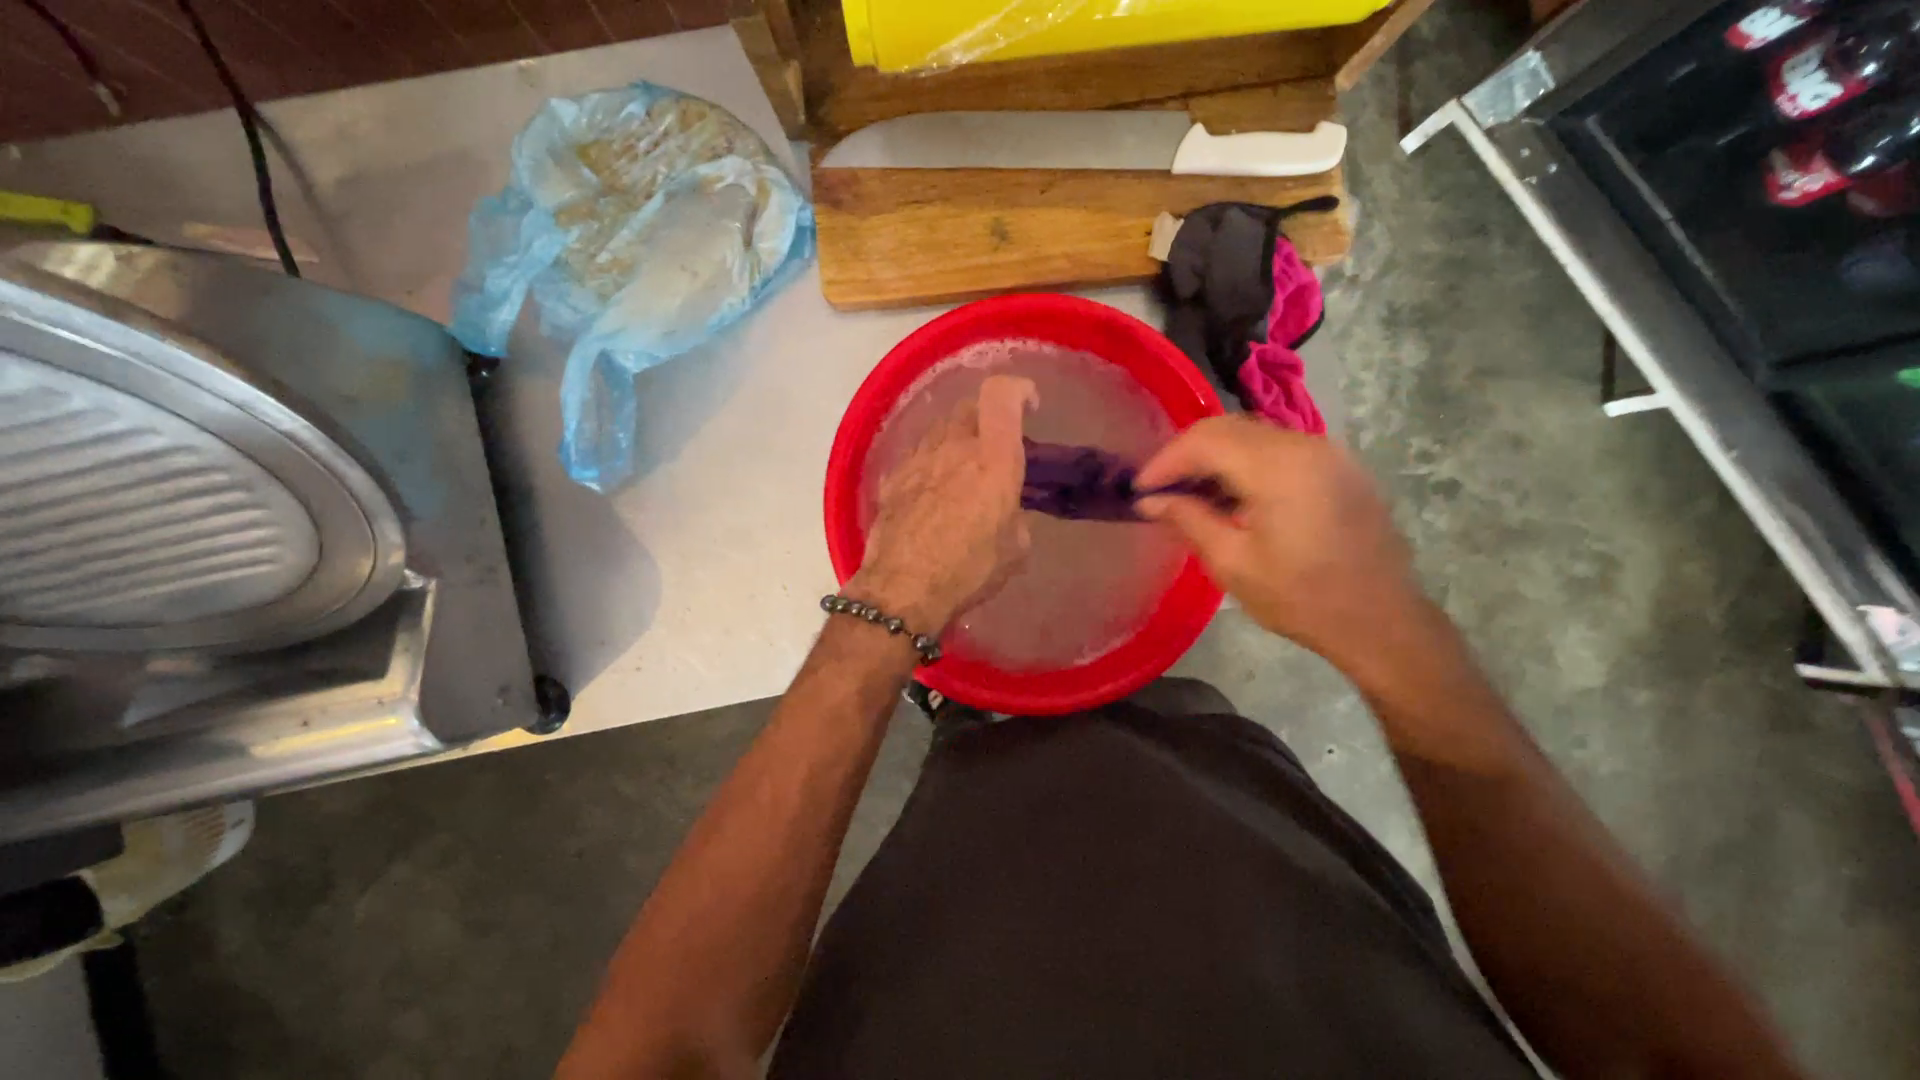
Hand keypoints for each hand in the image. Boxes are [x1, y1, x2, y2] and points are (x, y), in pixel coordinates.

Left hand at [849, 375, 1036, 633]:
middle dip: (986, 417)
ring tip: (963, 470)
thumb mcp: (1015, 549)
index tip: (1029, 405)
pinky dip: (931, 465)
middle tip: (995, 444)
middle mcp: (953, 446)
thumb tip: (1006, 515)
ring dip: (956, 440)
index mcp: (993, 458)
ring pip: (940, 430)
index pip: (1001, 395)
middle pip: (969, 407)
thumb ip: (1015, 518)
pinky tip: (933, 494)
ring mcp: (917, 460)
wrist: (903, 588)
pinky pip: (917, 458)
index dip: (1018, 390)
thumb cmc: (969, 569)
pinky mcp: (892, 480)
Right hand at [1134, 416, 1427, 666]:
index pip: (1205, 440)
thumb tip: (1152, 500)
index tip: (1140, 489)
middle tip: (1160, 489)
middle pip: (1229, 428)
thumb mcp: (1234, 564)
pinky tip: (1234, 497)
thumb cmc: (1302, 598)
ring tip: (1191, 494)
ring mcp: (1328, 453)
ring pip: (1256, 436)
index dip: (1166, 461)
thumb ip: (1189, 520)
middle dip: (1188, 454)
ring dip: (1218, 457)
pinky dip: (1248, 463)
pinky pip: (1281, 450)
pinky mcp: (1341, 467)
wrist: (1382, 621)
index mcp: (1277, 467)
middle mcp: (1305, 445)